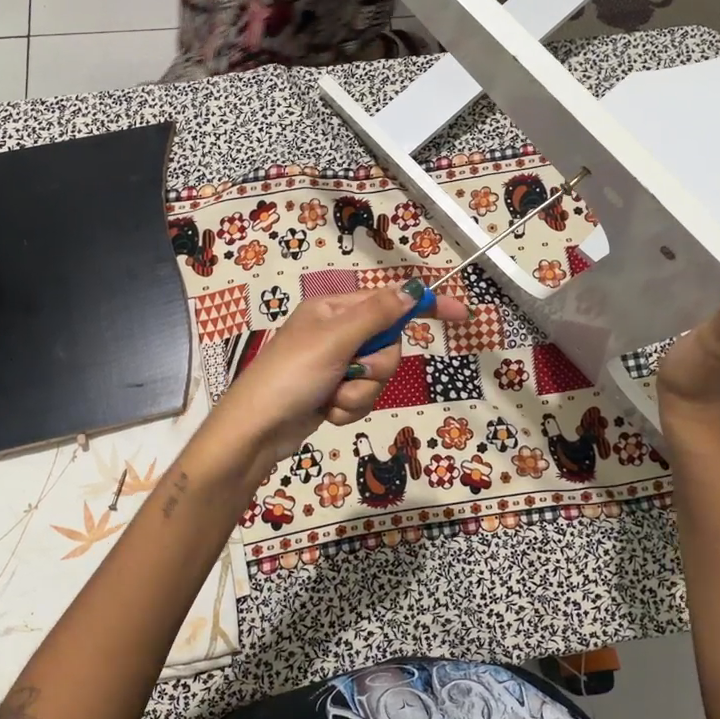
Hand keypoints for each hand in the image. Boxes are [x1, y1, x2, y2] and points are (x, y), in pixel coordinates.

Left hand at [206, 279, 469, 467]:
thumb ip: (377, 314)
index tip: (462, 315)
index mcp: (334, 309)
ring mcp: (336, 365)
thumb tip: (413, 289)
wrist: (257, 430)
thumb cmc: (291, 375)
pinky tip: (326, 411)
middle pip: (389, 346)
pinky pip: (362, 398)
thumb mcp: (335, 339)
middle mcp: (337, 333)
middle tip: (351, 372)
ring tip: (332, 397)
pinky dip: (348, 409)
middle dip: (375, 367)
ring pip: (378, 377)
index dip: (425, 306)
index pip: (390, 301)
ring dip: (359, 393)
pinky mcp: (334, 393)